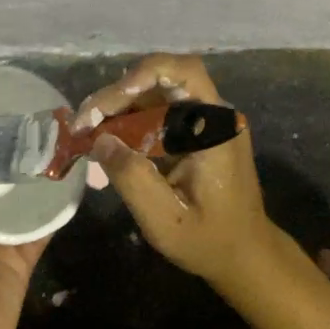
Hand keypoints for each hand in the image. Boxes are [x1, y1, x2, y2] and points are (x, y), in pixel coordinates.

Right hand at [75, 54, 276, 286]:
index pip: (184, 71)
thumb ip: (132, 178)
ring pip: (153, 92)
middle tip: (84, 123)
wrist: (244, 257)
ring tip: (88, 130)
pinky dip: (128, 119)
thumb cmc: (209, 241)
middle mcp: (211, 114)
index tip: (110, 102)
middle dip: (118, 95)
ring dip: (118, 106)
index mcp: (215, 128)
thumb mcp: (165, 220)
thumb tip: (100, 140)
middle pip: (160, 79)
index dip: (144, 73)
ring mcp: (202, 120)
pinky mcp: (191, 130)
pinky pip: (155, 110)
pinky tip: (107, 139)